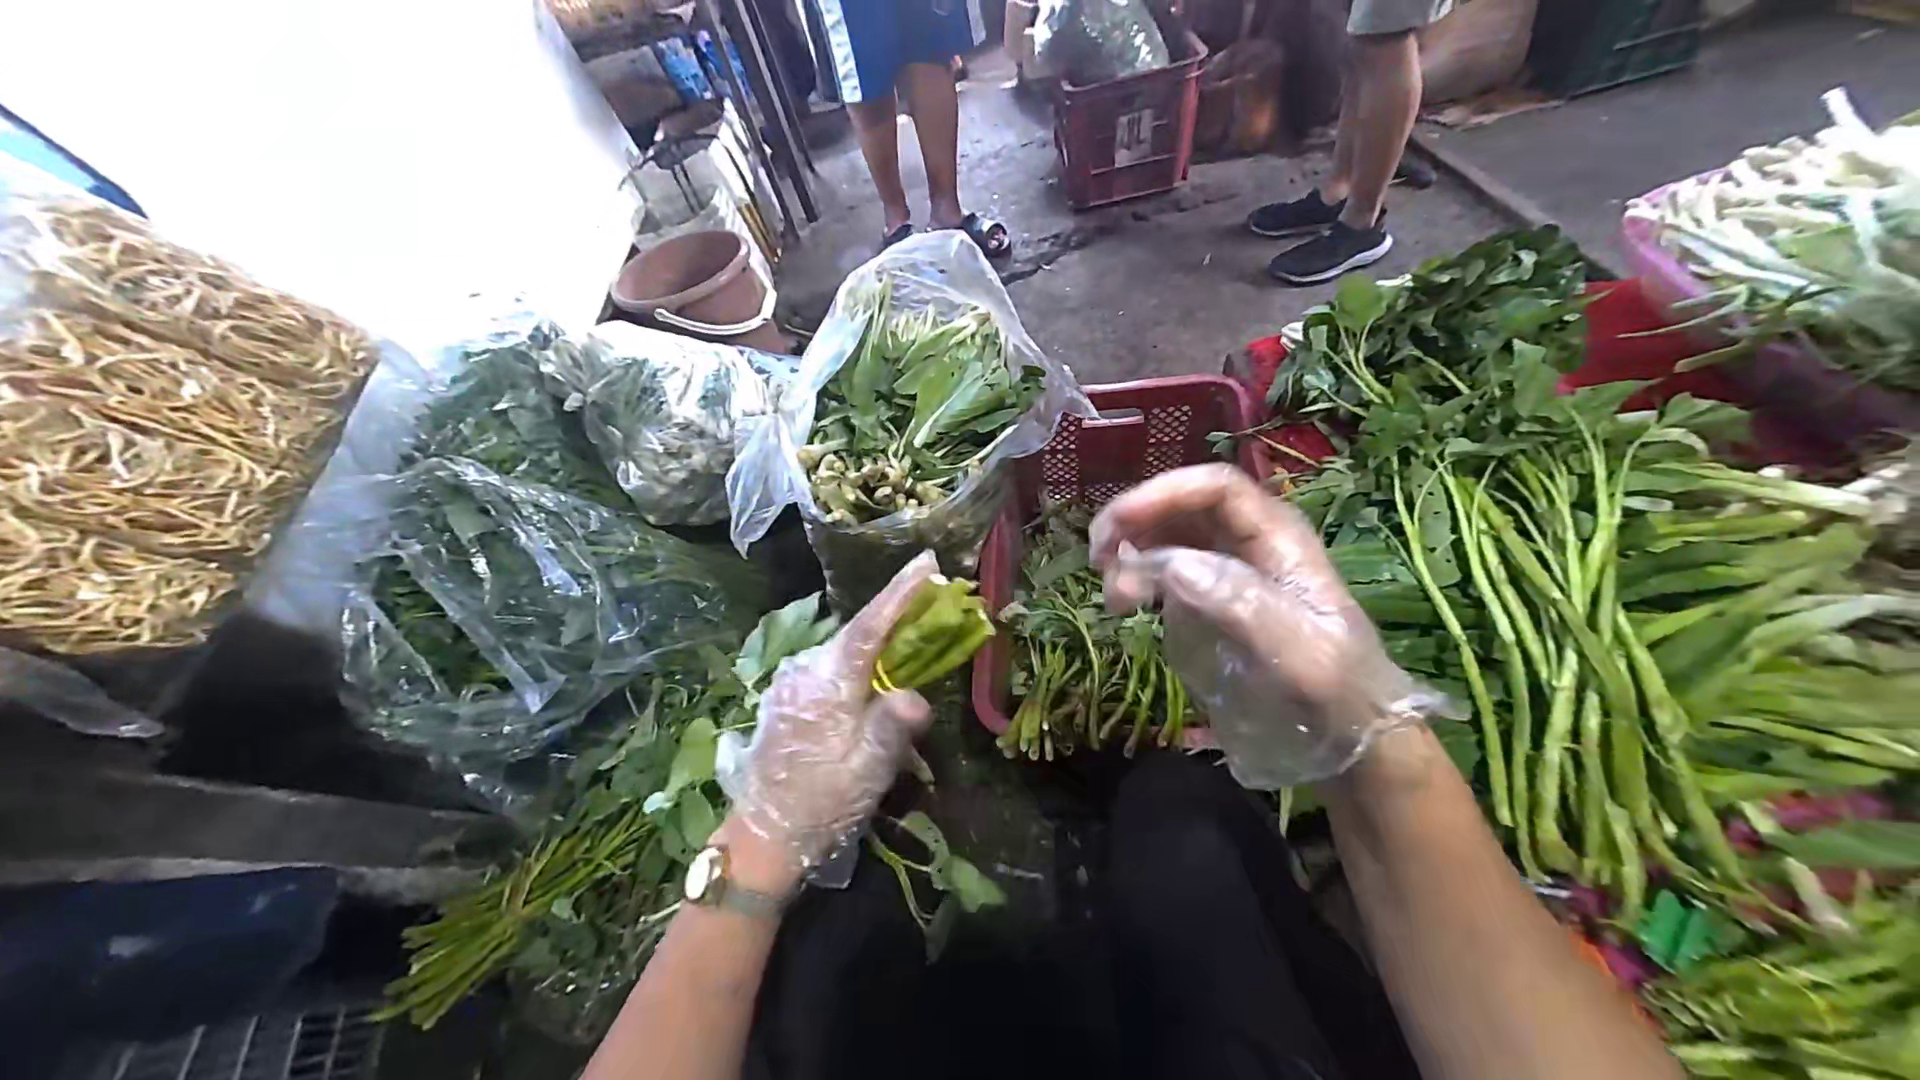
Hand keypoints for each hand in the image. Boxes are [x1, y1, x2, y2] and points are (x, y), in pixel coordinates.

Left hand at [718, 552, 937, 874]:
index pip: (870, 626)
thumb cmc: (822, 802)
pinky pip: (830, 667)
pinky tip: (869, 676)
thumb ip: (892, 726)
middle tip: (929, 594)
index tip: (926, 561)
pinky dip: (857, 661)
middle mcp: (805, 670)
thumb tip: (915, 695)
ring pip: (844, 650)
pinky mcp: (786, 696)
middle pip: (858, 632)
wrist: (763, 836)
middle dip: (894, 612)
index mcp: (828, 683)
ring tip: (907, 636)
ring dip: (876, 640)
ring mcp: (790, 681)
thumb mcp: (867, 770)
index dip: (900, 593)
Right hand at [1089, 465, 1435, 786]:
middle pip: (1182, 503)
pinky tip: (1124, 603)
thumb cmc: (1334, 690)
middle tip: (1098, 557)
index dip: (1162, 494)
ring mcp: (1226, 566)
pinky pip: (1162, 566)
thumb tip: (1171, 564)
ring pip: (1166, 532)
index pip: (1217, 488)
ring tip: (1112, 592)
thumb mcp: (1301, 654)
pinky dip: (1134, 575)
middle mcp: (1249, 541)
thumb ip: (1241, 605)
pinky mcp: (1207, 594)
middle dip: (1134, 520)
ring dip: (1128, 549)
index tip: (1117, 526)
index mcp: (1279, 538)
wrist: (1346, 733)